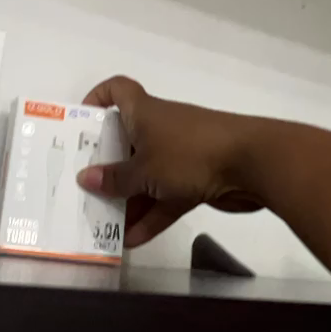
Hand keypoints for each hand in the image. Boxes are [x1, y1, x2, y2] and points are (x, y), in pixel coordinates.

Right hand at [76, 76, 266, 247]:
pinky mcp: (195, 179)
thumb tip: (84, 178)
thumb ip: (115, 178)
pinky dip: (151, 216)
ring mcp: (178, 155)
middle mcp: (158, 128)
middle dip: (105, 166)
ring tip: (103, 225)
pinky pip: (165, 197)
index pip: (116, 90)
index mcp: (143, 112)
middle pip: (125, 142)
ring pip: (145, 176)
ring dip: (127, 200)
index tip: (79, 123)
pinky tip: (132, 240)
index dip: (96, 99)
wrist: (251, 163)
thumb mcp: (145, 169)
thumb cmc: (188, 153)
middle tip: (81, 189)